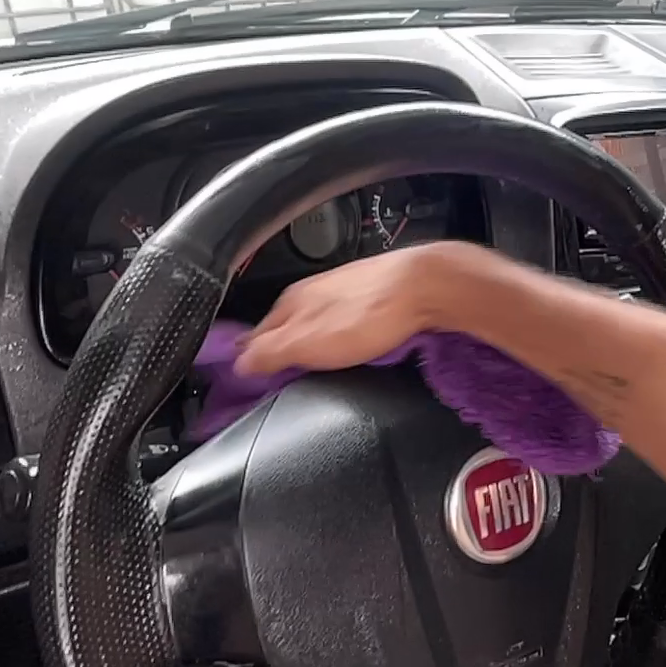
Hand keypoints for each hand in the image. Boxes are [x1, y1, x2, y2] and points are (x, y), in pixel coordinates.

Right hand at [235, 242, 482, 375]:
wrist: (426, 286)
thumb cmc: (371, 313)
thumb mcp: (308, 342)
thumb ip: (271, 351)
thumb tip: (239, 363)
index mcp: (292, 302)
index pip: (256, 335)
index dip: (250, 359)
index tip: (247, 379)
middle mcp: (314, 292)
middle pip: (285, 327)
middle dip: (279, 350)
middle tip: (277, 378)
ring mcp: (344, 291)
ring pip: (314, 321)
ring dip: (309, 342)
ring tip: (309, 365)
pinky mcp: (372, 295)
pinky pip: (343, 319)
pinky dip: (338, 336)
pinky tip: (347, 346)